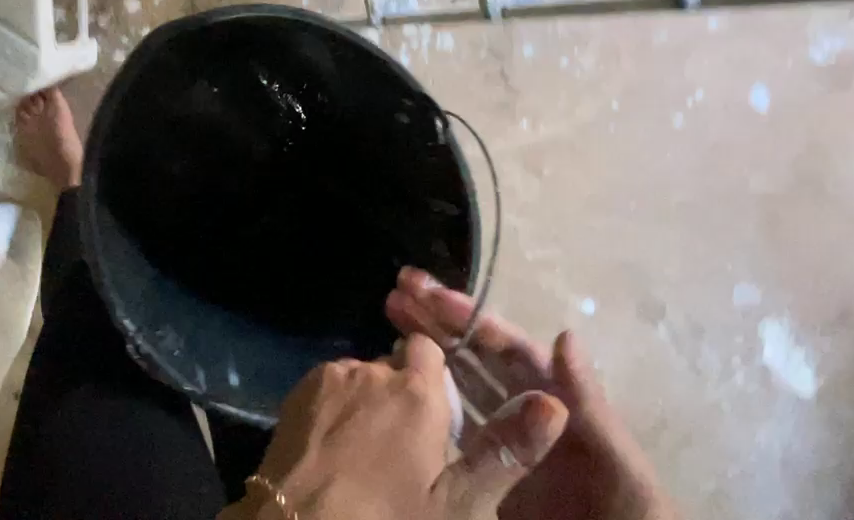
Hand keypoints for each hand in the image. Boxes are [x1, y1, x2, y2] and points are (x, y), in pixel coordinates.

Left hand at [234, 334, 566, 519]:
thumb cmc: (387, 517)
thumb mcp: (458, 502)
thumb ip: (505, 451)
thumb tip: (555, 402)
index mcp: (416, 391)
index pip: (429, 351)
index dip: (436, 380)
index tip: (441, 418)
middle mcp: (371, 370)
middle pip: (394, 367)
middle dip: (403, 396)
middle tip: (406, 450)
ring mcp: (330, 377)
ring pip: (360, 378)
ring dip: (369, 403)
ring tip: (369, 455)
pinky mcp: (298, 391)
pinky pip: (329, 389)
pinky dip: (337, 410)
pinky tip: (337, 451)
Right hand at [387, 269, 679, 519]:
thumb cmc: (631, 516)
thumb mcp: (621, 464)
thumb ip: (589, 404)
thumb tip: (564, 333)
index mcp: (559, 406)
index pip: (509, 351)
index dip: (473, 320)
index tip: (433, 294)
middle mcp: (525, 416)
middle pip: (476, 358)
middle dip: (439, 320)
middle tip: (398, 289)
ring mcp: (501, 445)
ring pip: (456, 385)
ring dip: (425, 348)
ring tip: (391, 313)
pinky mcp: (483, 478)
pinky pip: (447, 432)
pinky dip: (423, 403)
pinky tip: (395, 379)